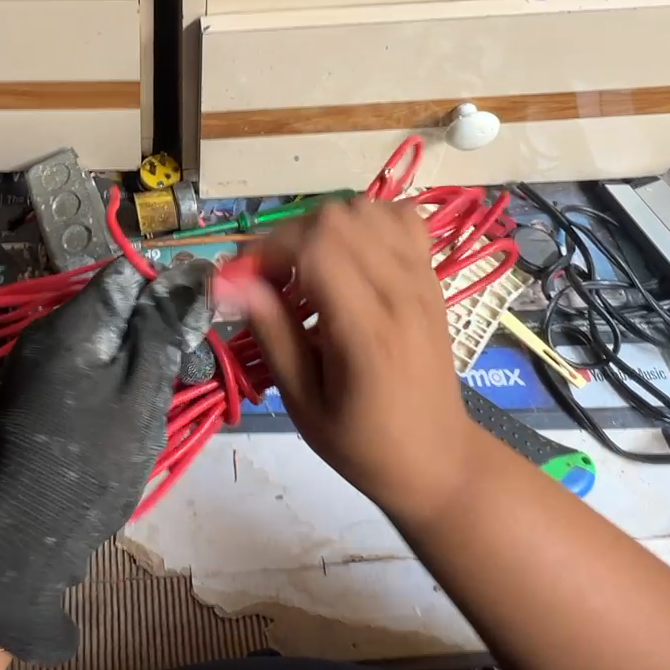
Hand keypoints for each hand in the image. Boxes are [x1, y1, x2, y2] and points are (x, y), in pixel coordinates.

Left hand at [0, 257, 211, 663]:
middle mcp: (49, 333)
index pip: (129, 273)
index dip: (170, 288)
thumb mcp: (143, 390)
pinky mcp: (38, 397)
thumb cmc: (92, 460)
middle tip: (187, 373)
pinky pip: (87, 371)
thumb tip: (193, 271)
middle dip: (157, 331)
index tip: (199, 321)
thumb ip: (165, 328)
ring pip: (105, 343)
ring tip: (161, 402)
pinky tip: (129, 418)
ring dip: (139, 363)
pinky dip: (115, 385)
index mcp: (74, 321)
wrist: (21, 535)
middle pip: (117, 308)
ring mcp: (39, 366)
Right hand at [235, 199, 479, 526]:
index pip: (315, 248)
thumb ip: (272, 333)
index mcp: (367, 330)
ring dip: (325, 227)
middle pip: (337, 219)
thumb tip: (232, 282)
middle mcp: (400, 292)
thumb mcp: (303, 402)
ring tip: (309, 267)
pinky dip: (367, 222)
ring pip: (366, 209)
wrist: (438, 460)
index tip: (243, 278)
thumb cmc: (363, 443)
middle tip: (274, 279)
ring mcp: (422, 279)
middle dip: (290, 237)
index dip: (268, 249)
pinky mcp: (431, 277)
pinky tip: (349, 254)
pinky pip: (401, 217)